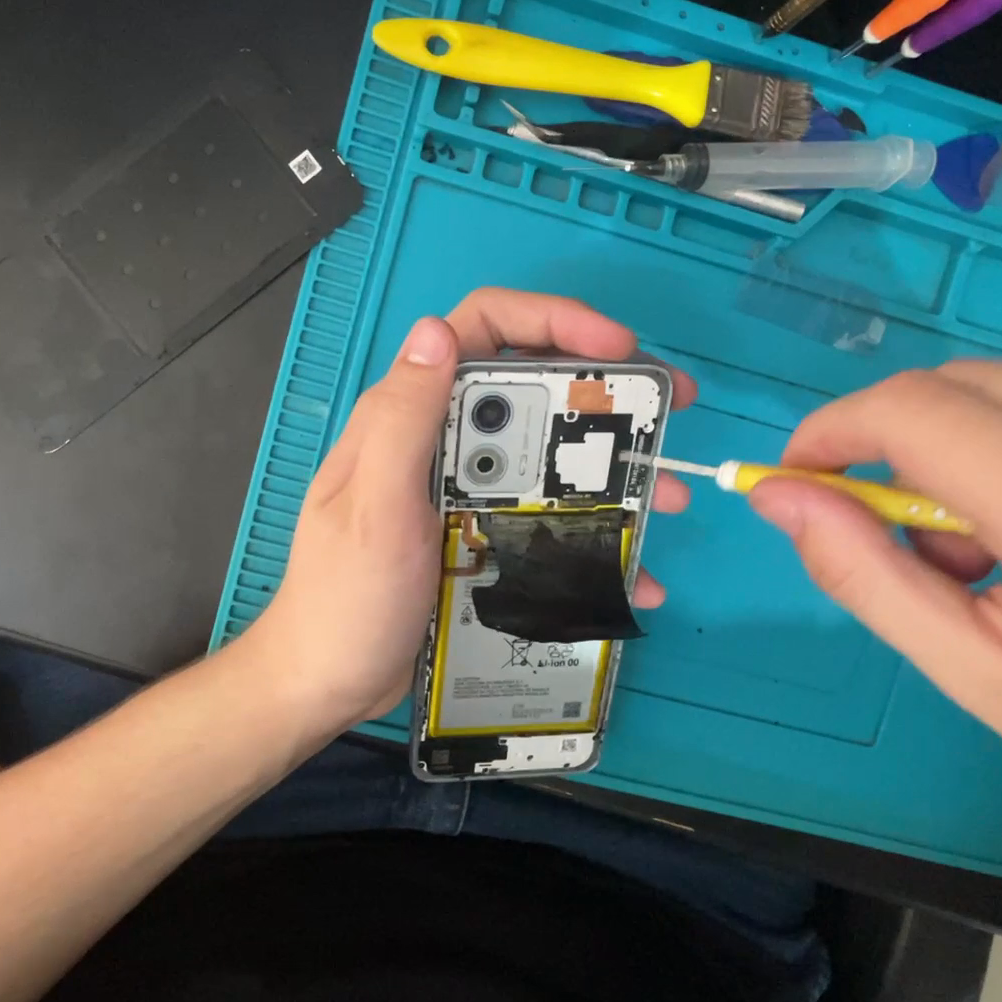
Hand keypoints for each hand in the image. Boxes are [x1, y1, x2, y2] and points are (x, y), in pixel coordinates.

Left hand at [245, 287, 695, 731]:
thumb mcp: (374, 505)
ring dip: (610, 469)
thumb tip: (437, 328)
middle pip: (531, 390)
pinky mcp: (481, 537)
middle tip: (670, 412)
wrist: (331, 681)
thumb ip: (403, 417)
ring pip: (548, 458)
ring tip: (665, 496)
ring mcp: (464, 492)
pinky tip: (630, 567)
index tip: (619, 348)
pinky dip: (592, 535)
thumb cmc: (346, 597)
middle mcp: (441, 442)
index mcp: (409, 416)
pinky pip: (546, 519)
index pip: (482, 330)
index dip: (553, 319)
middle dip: (604, 393)